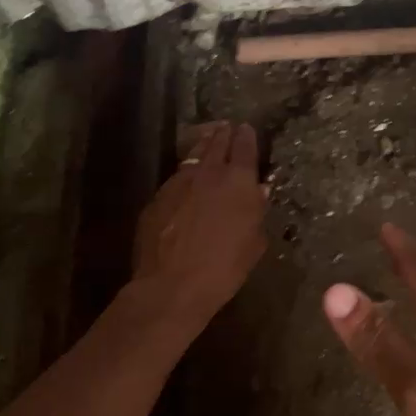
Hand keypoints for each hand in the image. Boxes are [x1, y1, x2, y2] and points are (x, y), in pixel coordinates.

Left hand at [131, 121, 266, 328]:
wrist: (170, 287)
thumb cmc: (223, 267)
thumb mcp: (254, 243)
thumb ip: (257, 212)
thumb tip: (258, 192)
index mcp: (238, 180)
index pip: (244, 146)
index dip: (246, 136)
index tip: (246, 128)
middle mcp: (209, 172)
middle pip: (217, 143)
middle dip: (223, 134)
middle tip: (227, 127)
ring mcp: (179, 183)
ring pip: (193, 155)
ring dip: (202, 146)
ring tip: (207, 140)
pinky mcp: (157, 199)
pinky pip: (174, 178)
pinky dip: (184, 174)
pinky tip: (184, 180)